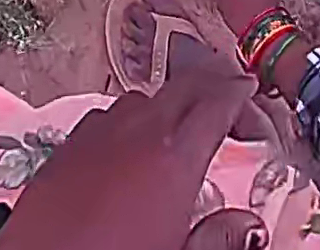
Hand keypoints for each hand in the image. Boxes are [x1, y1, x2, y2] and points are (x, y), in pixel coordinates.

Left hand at [0, 56, 257, 249]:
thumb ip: (218, 238)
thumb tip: (247, 224)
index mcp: (173, 157)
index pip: (214, 107)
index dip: (236, 92)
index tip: (247, 85)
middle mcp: (137, 130)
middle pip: (181, 89)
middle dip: (208, 85)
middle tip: (229, 92)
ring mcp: (100, 130)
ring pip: (143, 99)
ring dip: (167, 104)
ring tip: (183, 126)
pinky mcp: (71, 141)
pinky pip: (109, 116)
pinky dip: (131, 120)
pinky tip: (132, 145)